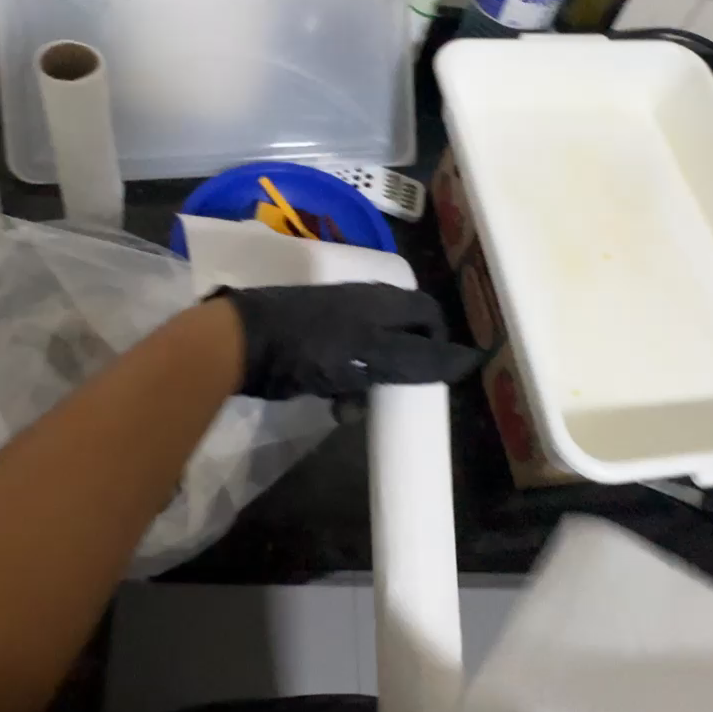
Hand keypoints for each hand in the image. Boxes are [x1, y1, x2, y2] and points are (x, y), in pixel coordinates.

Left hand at [211, 283, 480, 399]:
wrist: (243, 343)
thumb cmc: (312, 347)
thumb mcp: (371, 354)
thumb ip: (418, 358)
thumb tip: (469, 359)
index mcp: (383, 301)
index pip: (428, 315)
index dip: (439, 344)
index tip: (435, 379)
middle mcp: (364, 306)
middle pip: (401, 338)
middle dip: (402, 372)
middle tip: (396, 399)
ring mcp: (336, 323)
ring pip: (372, 356)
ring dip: (371, 385)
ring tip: (354, 410)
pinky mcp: (313, 343)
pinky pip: (344, 365)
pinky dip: (345, 387)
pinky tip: (334, 408)